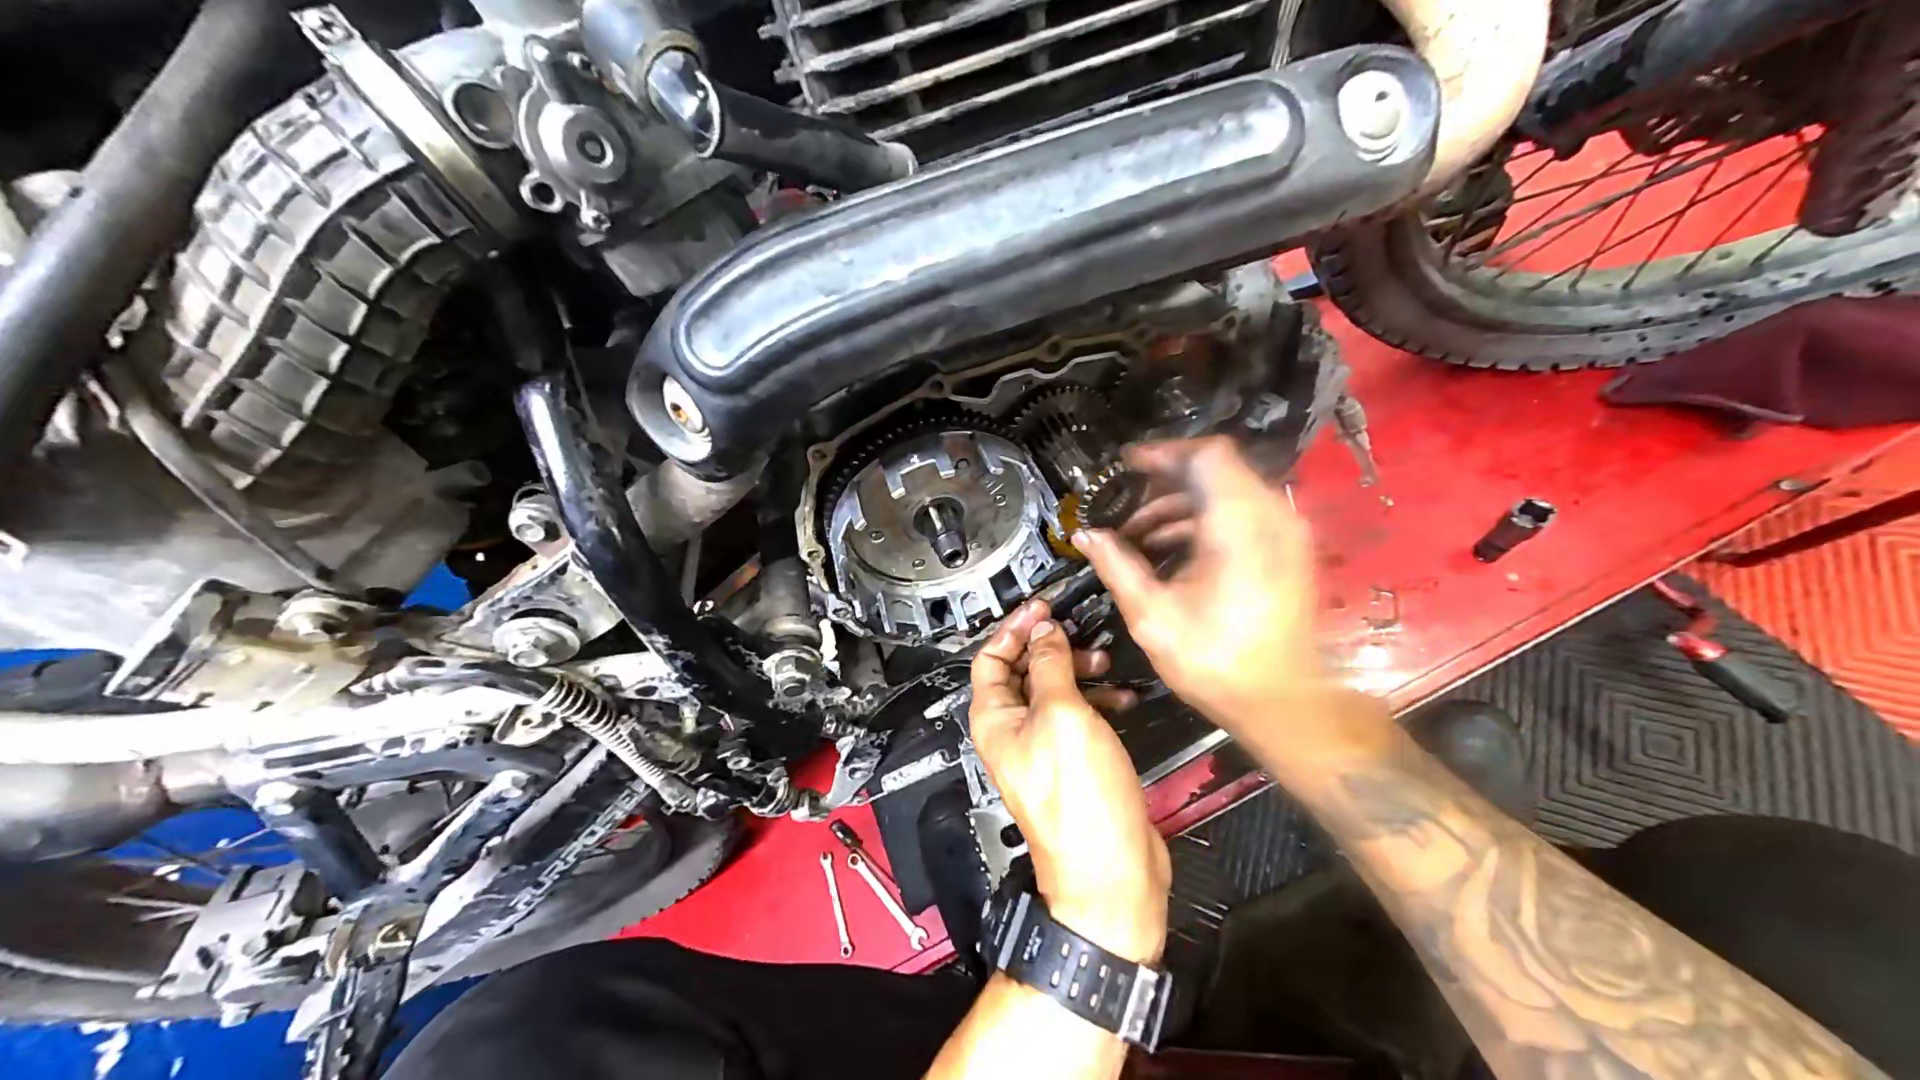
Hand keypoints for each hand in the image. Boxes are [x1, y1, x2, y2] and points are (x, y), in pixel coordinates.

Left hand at [969, 599, 1168, 963]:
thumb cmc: (1077, 806)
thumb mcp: (1061, 715)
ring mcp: (1043, 748)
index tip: (1039, 609)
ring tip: (1102, 663)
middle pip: (1021, 671)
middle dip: (1048, 647)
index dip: (1013, 629)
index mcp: (994, 720)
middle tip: (1074, 633)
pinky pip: (1077, 716)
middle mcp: (1012, 733)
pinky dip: (1096, 699)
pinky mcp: (1073, 761)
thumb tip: (1044, 631)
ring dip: (1076, 670)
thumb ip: (1049, 666)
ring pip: (1052, 691)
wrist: (1111, 872)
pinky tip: (1120, 697)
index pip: (989, 658)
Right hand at [1074, 437, 1330, 736]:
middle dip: (1164, 484)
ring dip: (1180, 506)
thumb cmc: (1218, 661)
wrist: (1284, 702)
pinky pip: (1240, 515)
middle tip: (1126, 506)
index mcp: (1239, 525)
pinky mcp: (1285, 551)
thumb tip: (1086, 536)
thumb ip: (1117, 566)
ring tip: (1138, 535)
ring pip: (1227, 493)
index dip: (1162, 454)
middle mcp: (1270, 518)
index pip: (1206, 456)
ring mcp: (1283, 533)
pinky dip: (1202, 522)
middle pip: (1215, 472)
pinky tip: (1169, 551)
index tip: (1126, 467)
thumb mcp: (1153, 615)